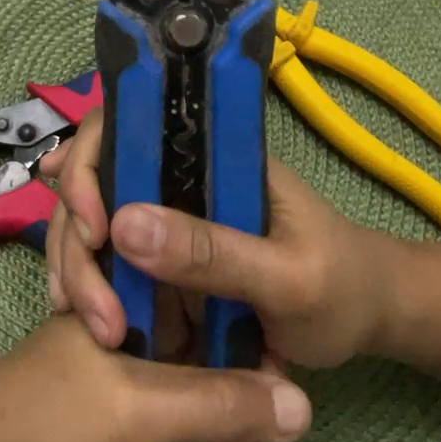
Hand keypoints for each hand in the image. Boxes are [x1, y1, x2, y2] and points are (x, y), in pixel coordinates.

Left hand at [0, 315, 310, 441]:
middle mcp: (128, 321)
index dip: (249, 323)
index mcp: (127, 292)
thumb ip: (217, 403)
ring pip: (191, 387)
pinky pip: (172, 421)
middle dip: (242, 391)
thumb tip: (302, 404)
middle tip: (275, 438)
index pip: (201, 287)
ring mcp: (119, 372)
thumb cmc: (49, 420)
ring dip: (224, 426)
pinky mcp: (113, 416)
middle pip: (203, 344)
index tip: (289, 366)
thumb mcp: (138, 409)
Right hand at [41, 106, 403, 368]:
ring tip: (75, 314)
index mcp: (213, 153)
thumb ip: (214, 253)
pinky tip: (75, 310)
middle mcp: (182, 171)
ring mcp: (172, 209)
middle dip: (75, 233)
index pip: (129, 123)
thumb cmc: (341, 287)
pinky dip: (86, 278)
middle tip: (79, 302)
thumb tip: (122, 223)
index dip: (91, 162)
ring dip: (74, 261)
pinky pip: (111, 253)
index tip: (93, 229)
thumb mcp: (287, 277)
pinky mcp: (167, 249)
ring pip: (95, 214)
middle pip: (99, 173)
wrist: (366, 318)